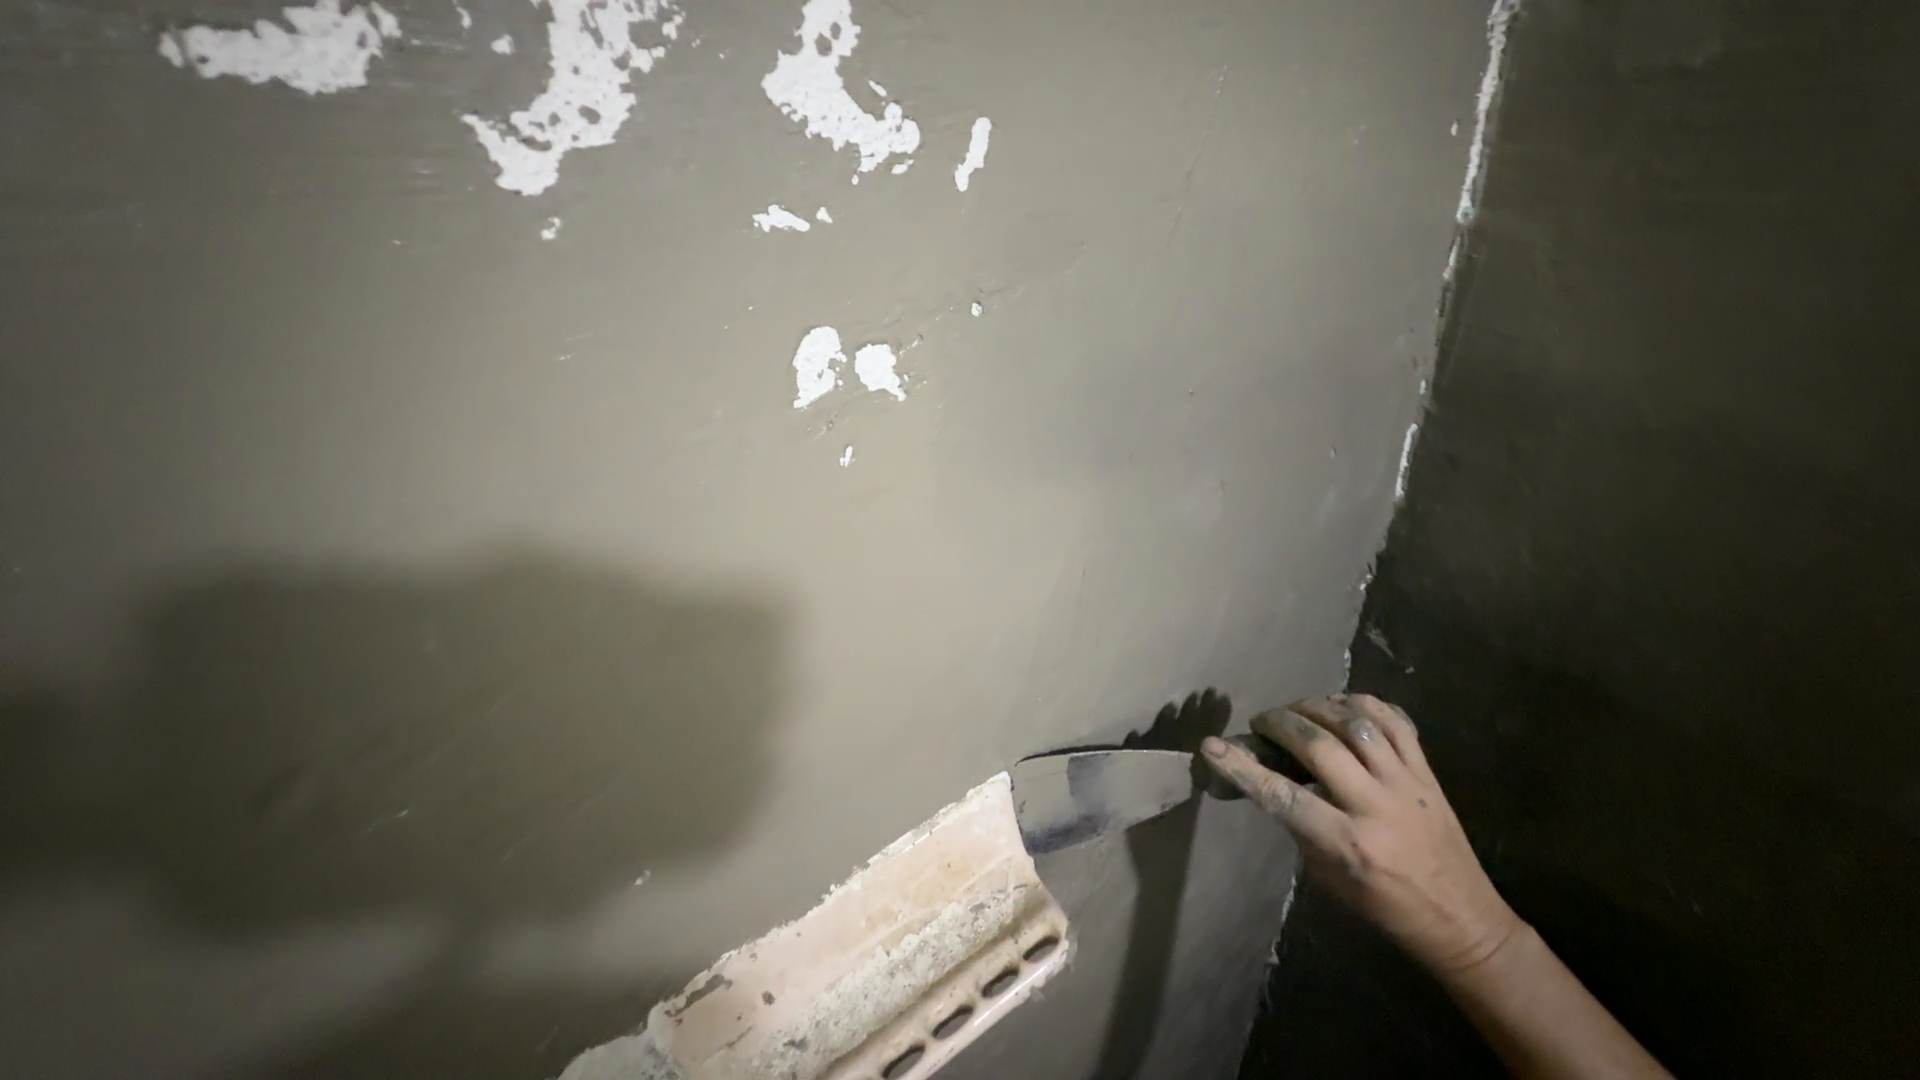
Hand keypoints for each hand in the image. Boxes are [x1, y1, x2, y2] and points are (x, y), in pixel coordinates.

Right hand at [1202, 694, 1520, 972]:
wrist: (1463, 920)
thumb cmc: (1383, 908)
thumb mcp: (1327, 877)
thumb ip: (1301, 825)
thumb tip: (1272, 781)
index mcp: (1347, 844)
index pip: (1283, 796)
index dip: (1243, 767)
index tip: (1212, 745)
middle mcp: (1376, 807)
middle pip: (1318, 745)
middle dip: (1280, 723)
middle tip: (1262, 722)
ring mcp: (1406, 785)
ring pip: (1356, 724)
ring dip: (1317, 707)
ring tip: (1297, 710)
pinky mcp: (1428, 774)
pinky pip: (1395, 723)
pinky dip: (1362, 704)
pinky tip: (1340, 705)